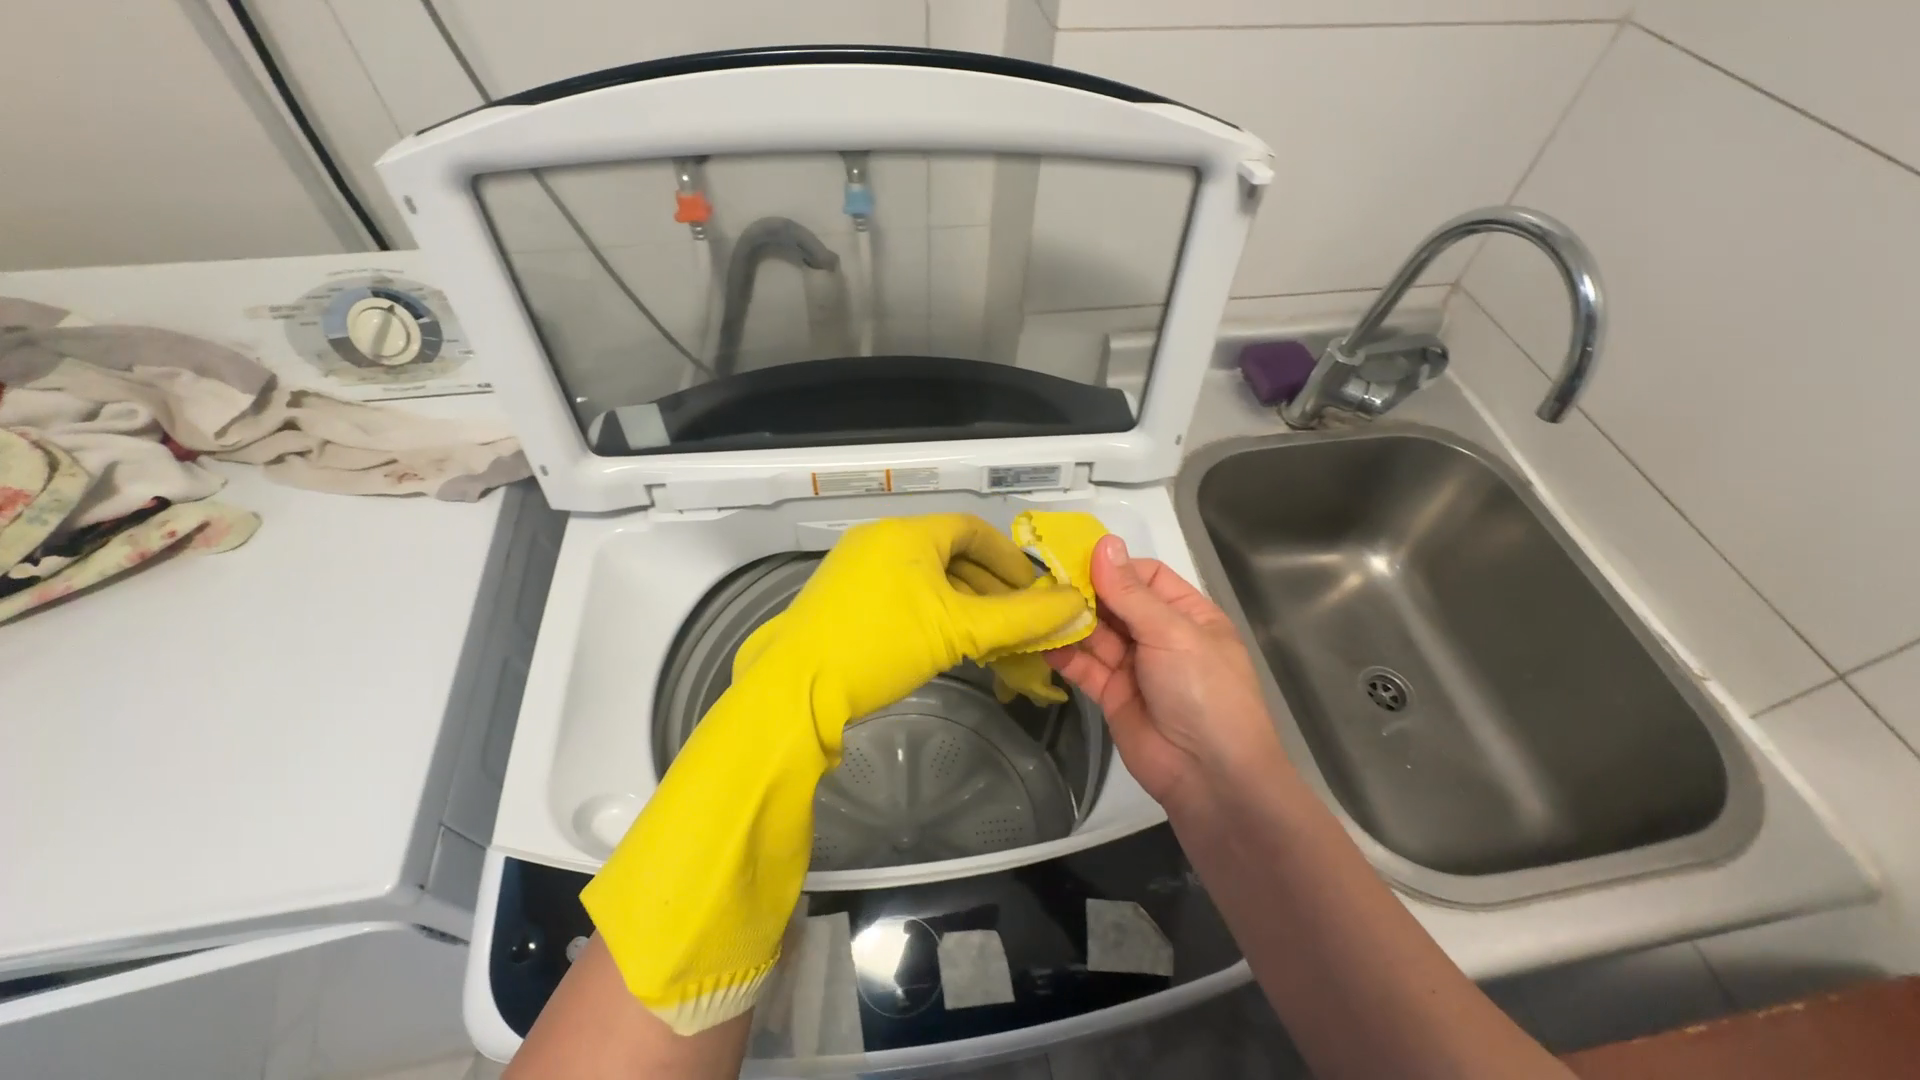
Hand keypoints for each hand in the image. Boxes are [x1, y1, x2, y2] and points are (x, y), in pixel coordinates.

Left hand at [734, 512, 1088, 749]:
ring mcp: (854, 569)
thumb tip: (1077, 605)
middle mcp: (878, 541)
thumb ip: (1022, 618)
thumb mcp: (959, 631)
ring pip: (924, 577)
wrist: (795, 690)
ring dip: (962, 603)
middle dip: (989, 587)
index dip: (1010, 559)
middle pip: (949, 553)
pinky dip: (930, 612)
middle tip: (1017, 621)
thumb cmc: (881, 646)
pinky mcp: (839, 599)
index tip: (1036, 592)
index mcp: (906, 534)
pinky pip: (899, 594)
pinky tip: (944, 644)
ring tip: (987, 638)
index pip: (973, 530)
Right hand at [1046, 535, 1285, 814]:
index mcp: (1188, 614)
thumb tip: (1104, 543)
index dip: (1112, 566)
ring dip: (1069, 621)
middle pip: (1115, 603)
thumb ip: (1130, 593)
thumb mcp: (1172, 633)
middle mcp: (1160, 636)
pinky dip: (1063, 654)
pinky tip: (1039, 639)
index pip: (1145, 577)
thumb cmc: (1203, 691)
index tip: (1072, 558)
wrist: (1210, 775)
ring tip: (1033, 604)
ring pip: (1096, 635)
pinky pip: (1084, 668)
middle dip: (1083, 592)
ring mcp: (1135, 667)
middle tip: (1041, 578)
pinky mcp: (1113, 695)